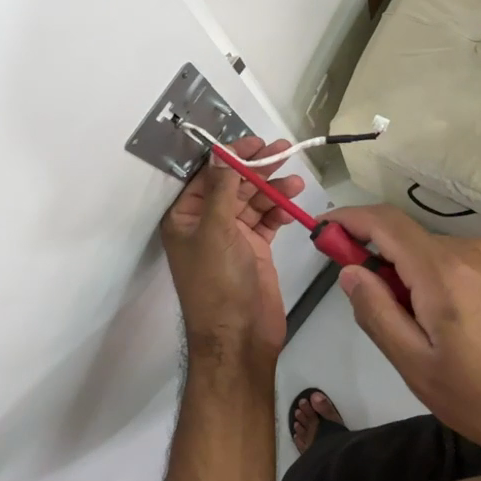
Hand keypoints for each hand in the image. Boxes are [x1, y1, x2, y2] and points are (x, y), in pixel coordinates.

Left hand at [160, 137, 304, 367]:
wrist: (239, 339)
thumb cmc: (218, 284)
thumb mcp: (215, 231)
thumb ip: (222, 190)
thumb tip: (221, 153)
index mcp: (184, 218)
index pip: (207, 177)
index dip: (230, 157)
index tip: (255, 142)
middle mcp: (205, 224)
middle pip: (232, 186)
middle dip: (256, 168)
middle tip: (283, 150)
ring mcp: (231, 238)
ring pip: (252, 202)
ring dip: (272, 188)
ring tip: (295, 176)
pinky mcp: (254, 250)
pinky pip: (266, 221)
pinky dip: (279, 210)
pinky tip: (292, 202)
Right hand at [317, 204, 480, 479]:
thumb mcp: (418, 369)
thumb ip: (376, 313)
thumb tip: (351, 272)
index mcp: (445, 270)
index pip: (383, 222)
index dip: (348, 219)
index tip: (324, 231)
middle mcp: (478, 250)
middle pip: (413, 242)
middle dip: (387, 266)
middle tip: (385, 316)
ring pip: (443, 256)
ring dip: (422, 279)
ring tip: (436, 338)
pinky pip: (473, 266)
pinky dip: (452, 284)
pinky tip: (469, 333)